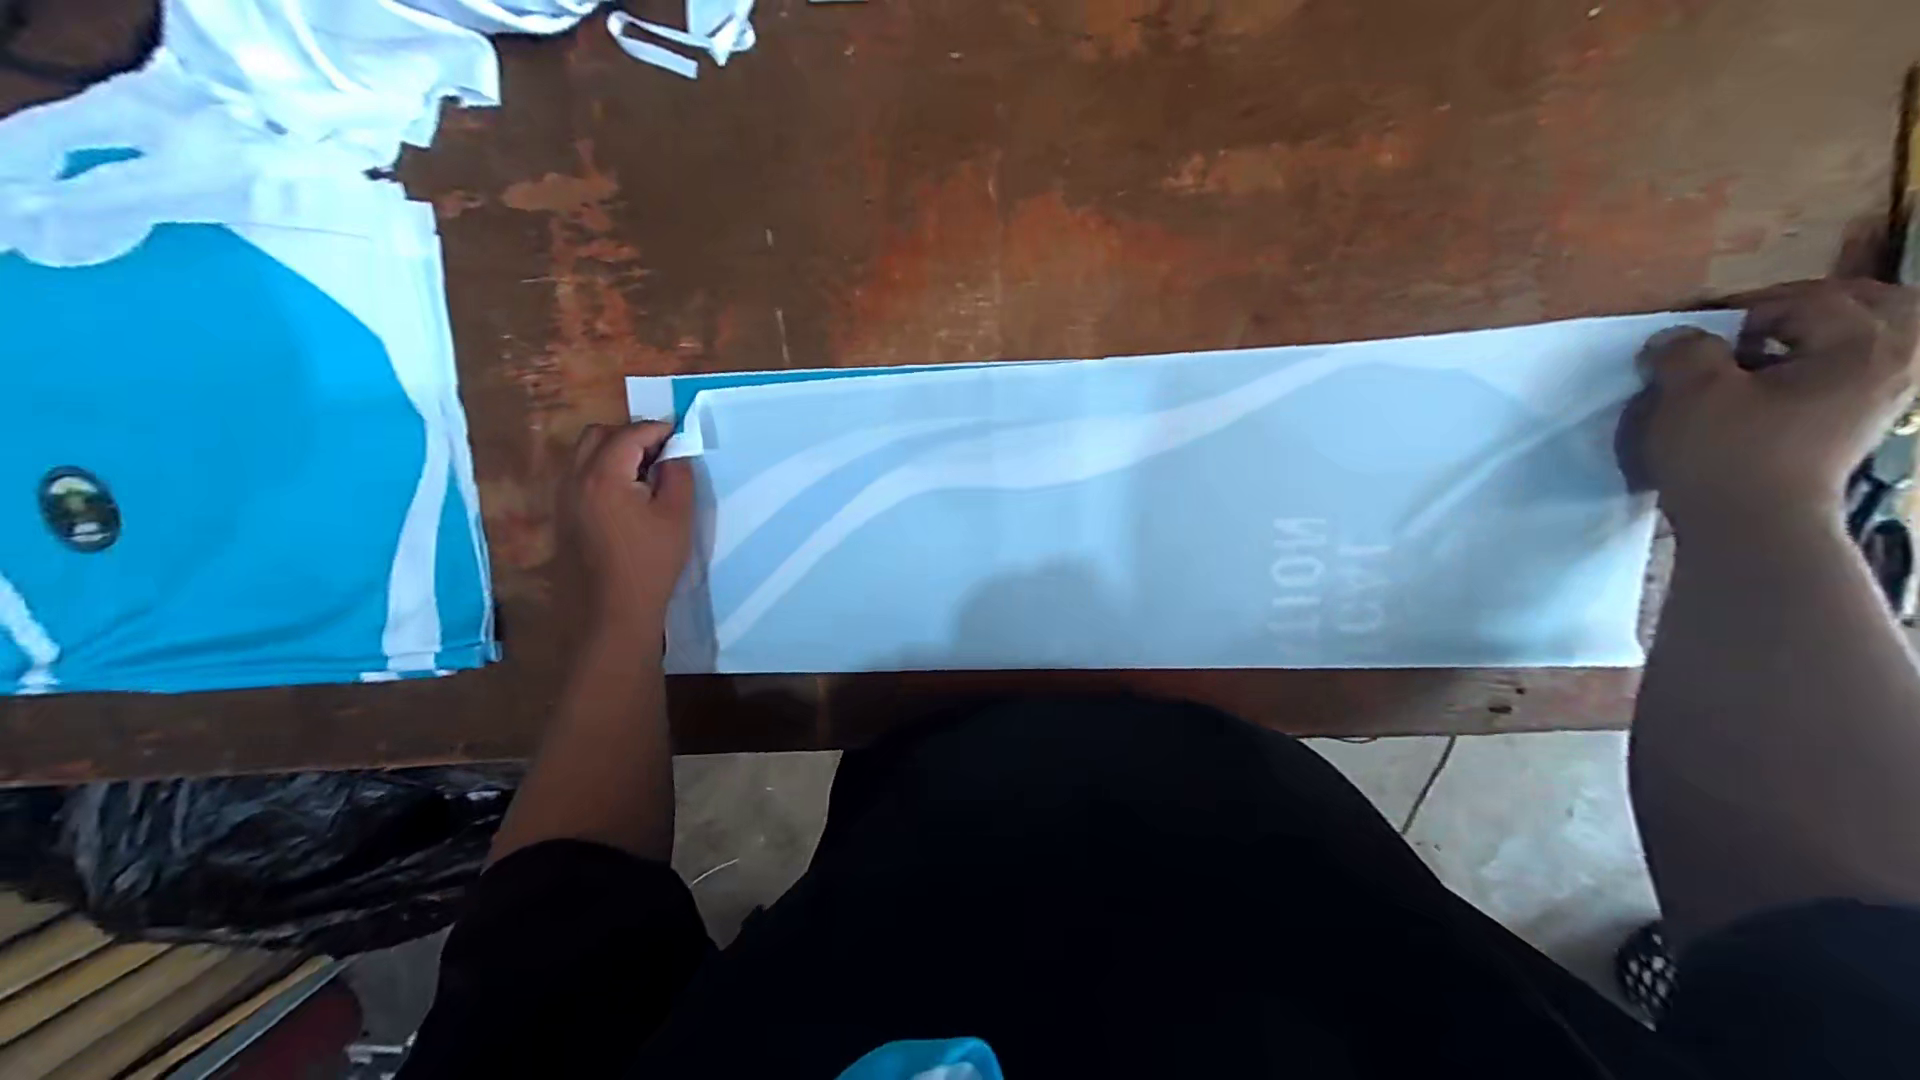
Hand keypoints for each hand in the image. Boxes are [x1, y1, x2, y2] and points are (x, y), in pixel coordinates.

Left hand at [562, 422, 694, 636]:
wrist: (613, 611)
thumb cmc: (650, 562)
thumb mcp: (677, 515)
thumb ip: (677, 475)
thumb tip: (674, 453)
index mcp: (604, 475)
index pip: (630, 434)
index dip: (658, 429)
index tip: (681, 436)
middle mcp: (575, 478)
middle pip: (598, 435)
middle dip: (631, 435)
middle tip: (663, 451)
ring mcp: (563, 498)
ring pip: (584, 454)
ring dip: (615, 451)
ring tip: (646, 472)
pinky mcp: (563, 516)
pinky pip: (580, 475)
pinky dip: (602, 470)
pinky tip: (627, 494)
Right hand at [1631, 279, 1919, 536]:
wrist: (1752, 523)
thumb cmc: (1725, 453)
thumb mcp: (1691, 394)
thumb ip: (1684, 352)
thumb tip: (1675, 337)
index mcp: (1863, 346)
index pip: (1807, 301)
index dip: (1744, 307)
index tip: (1694, 325)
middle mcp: (1895, 363)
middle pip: (1876, 305)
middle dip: (1811, 304)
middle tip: (1752, 318)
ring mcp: (1885, 397)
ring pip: (1877, 338)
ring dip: (1825, 332)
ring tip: (1769, 345)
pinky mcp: (1861, 424)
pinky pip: (1862, 371)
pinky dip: (1826, 362)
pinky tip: (1781, 379)